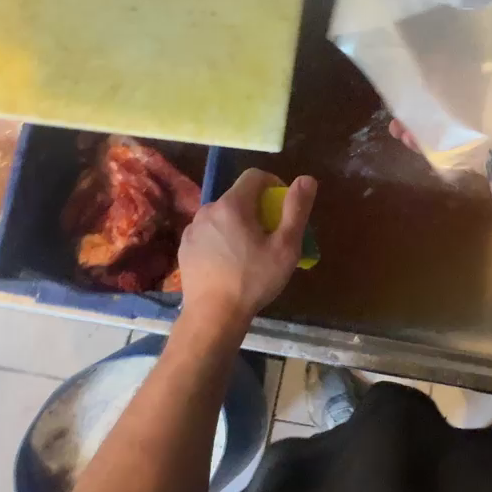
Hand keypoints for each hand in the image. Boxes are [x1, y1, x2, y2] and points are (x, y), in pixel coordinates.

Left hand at [177, 169, 316, 324]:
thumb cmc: (254, 280)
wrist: (213, 315)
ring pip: (222, 215)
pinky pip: (208, 232)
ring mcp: (193, 228)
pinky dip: (221, 238)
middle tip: (270, 236)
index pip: (254, 176)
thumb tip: (306, 179)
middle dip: (256, 208)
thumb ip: (296, 210)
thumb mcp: (285, 247)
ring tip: (249, 252)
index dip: (273, 184)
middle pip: (238, 196)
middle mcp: (208, 210)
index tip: (282, 206)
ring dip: (237, 223)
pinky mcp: (184, 247)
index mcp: (233, 205)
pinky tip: (228, 262)